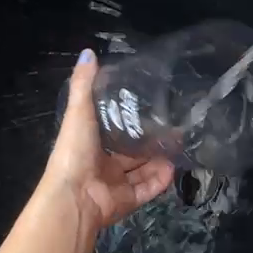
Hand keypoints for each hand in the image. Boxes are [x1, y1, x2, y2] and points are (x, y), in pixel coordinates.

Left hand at [36, 50, 175, 251]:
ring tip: (179, 145)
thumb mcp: (79, 112)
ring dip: (159, 161)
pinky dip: (160, 180)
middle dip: (151, 143)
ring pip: (143, 171)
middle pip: (132, 153)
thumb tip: (88, 52)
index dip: (130, 121)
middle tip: (173, 128)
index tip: (151, 106)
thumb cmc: (74, 151)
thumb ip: (84, 84)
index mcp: (91, 144)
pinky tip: (174, 168)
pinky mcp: (127, 201)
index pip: (114, 131)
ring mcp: (116, 185)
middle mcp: (104, 165)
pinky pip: (147, 189)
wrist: (73, 196)